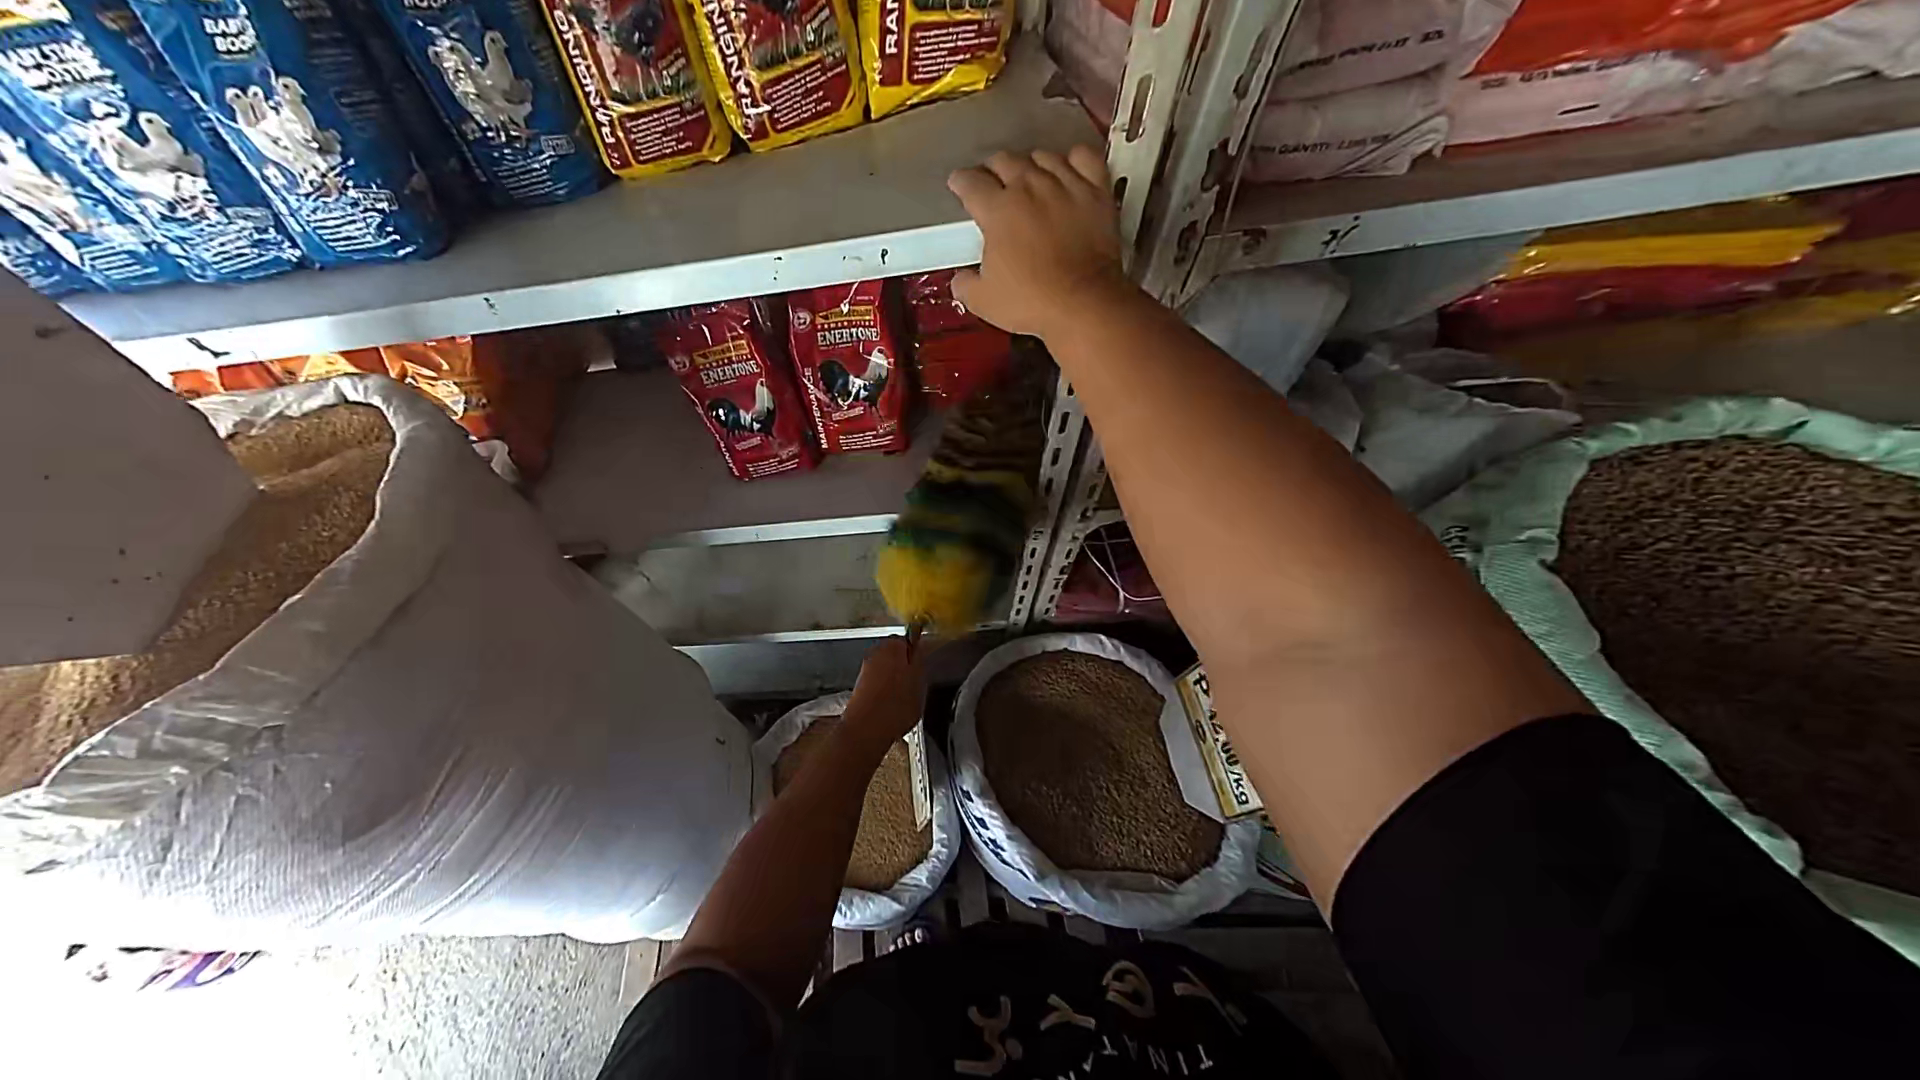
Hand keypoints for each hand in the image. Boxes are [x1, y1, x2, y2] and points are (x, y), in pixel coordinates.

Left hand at [840, 636, 925, 750]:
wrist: (866, 730)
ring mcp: (866, 671)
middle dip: (907, 667)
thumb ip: (920, 658)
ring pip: (888, 670)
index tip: (925, 664)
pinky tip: (894, 707)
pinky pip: (879, 685)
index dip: (918, 652)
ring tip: (907, 699)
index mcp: (892, 646)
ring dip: (897, 681)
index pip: (909, 639)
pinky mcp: (860, 689)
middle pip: (896, 655)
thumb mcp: (920, 679)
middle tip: (919, 684)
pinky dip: (887, 693)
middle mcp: (875, 653)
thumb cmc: (895, 705)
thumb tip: (919, 646)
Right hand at [947, 146, 1133, 339]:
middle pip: (1004, 160)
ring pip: (1042, 156)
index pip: (970, 182)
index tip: (960, 185)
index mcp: (997, 210)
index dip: (960, 182)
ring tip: (1028, 178)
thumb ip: (965, 284)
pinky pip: (1083, 158)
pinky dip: (1073, 159)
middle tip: (992, 182)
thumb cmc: (1034, 301)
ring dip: (1030, 164)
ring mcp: (1065, 185)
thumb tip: (961, 280)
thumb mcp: (983, 301)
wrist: (1082, 304)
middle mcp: (1030, 187)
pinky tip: (1068, 169)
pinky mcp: (1095, 192)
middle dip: (993, 169)